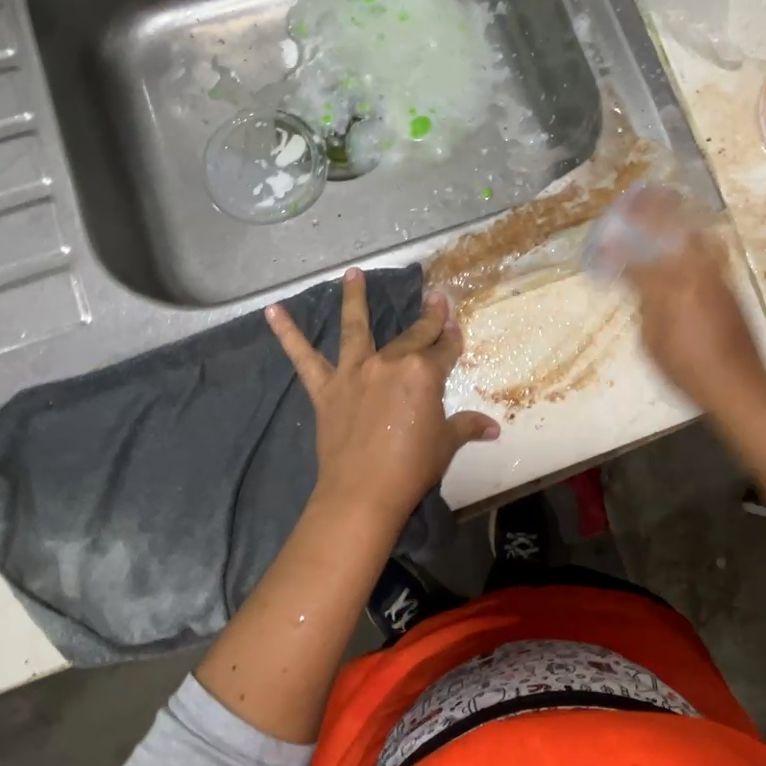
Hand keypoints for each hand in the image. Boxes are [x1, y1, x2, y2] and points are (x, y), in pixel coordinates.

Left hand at [267, 268, 499, 525]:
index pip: (443, 351)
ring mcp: (355, 373)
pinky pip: (304, 358)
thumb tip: (493, 427)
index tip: (455, 328)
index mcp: (422, 373)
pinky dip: (287, 334)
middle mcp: (389, 363)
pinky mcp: (326, 389)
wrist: (363, 492)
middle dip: (427, 318)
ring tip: (352, 273)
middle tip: (434, 299)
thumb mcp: (446, 444)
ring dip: (354, 298)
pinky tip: (271, 311)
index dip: (452, 340)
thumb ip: (467, 426)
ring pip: (355, 328)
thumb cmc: (411, 468)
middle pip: (412, 336)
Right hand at [617, 189, 765, 413]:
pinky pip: (710, 245)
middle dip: (649, 212)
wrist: (738, 383)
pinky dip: (695, 231)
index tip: (603, 241)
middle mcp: (693, 272)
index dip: (616, 248)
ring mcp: (715, 274)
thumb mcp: (651, 342)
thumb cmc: (687, 370)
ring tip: (662, 202)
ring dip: (675, 215)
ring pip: (694, 232)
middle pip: (669, 230)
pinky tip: (687, 229)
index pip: (635, 257)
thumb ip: (645, 306)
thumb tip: (640, 284)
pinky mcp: (730, 282)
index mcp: (667, 287)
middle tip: (634, 200)